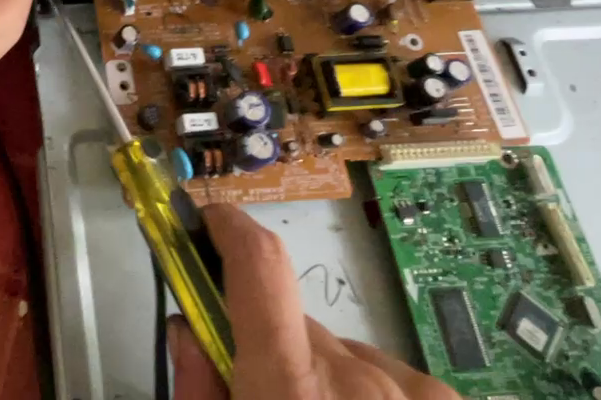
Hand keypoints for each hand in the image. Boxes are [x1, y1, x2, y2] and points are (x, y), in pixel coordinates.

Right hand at [172, 206, 460, 399]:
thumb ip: (198, 387)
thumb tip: (189, 329)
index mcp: (292, 389)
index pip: (258, 263)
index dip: (228, 225)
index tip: (205, 218)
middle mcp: (357, 380)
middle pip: (292, 321)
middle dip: (266, 340)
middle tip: (254, 386)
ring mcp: (411, 393)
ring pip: (339, 352)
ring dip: (319, 377)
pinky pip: (384, 376)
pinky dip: (363, 394)